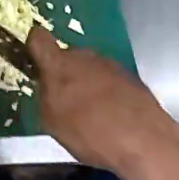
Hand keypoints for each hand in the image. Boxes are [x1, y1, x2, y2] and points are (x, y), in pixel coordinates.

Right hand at [29, 26, 178, 179]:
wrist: (145, 141)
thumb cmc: (89, 132)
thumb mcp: (52, 122)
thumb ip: (45, 98)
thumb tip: (48, 88)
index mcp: (58, 64)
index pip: (38, 39)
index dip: (34, 47)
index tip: (35, 62)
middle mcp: (84, 57)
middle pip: (67, 57)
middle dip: (65, 75)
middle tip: (66, 103)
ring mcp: (111, 65)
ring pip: (90, 70)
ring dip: (88, 86)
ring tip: (93, 117)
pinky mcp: (132, 78)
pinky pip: (110, 82)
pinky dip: (108, 96)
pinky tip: (113, 120)